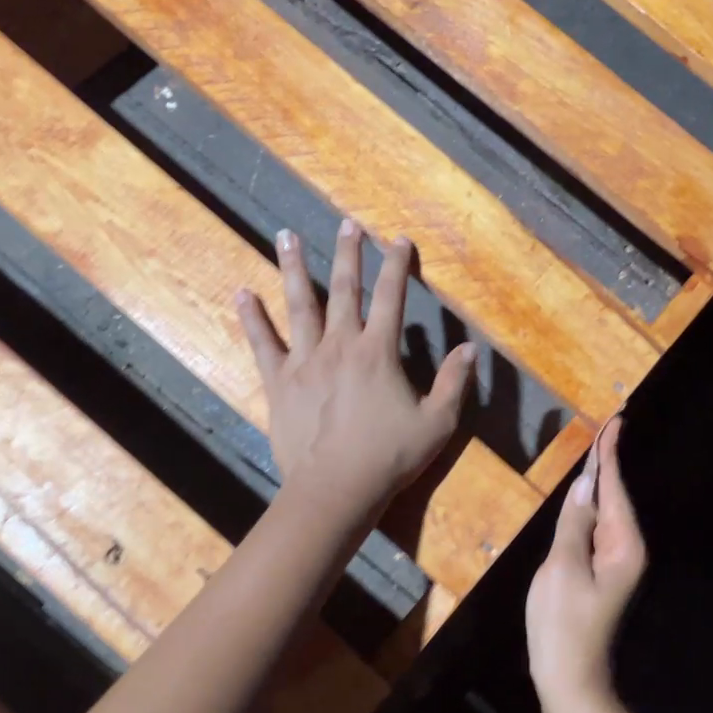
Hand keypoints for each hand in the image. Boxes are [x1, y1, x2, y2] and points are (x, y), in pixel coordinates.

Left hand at [236, 218, 475, 511]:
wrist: (336, 488)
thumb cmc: (390, 456)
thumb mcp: (437, 422)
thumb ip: (454, 383)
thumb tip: (469, 348)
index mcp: (378, 353)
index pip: (391, 298)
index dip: (397, 266)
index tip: (398, 240)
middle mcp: (340, 346)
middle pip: (344, 290)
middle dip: (348, 254)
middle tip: (346, 224)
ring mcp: (304, 361)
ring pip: (299, 305)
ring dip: (294, 268)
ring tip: (287, 235)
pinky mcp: (279, 383)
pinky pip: (263, 344)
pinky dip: (252, 318)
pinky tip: (242, 293)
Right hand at [526, 417, 646, 703]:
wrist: (571, 679)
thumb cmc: (563, 625)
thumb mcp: (563, 568)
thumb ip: (574, 522)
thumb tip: (584, 485)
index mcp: (623, 544)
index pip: (614, 488)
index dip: (609, 454)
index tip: (615, 421)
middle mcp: (627, 550)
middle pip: (614, 497)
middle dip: (607, 463)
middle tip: (605, 427)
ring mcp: (616, 564)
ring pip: (605, 513)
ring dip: (598, 484)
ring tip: (594, 451)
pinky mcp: (602, 575)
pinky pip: (596, 531)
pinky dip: (588, 509)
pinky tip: (582, 498)